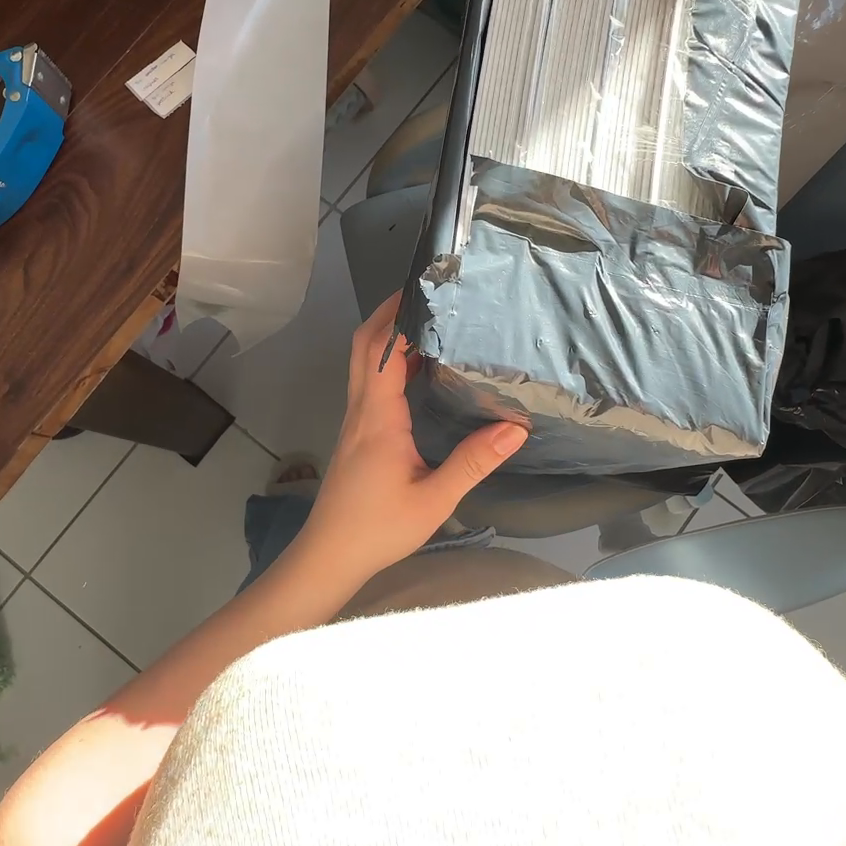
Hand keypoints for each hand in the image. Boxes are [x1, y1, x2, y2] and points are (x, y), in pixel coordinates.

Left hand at [288, 293, 526, 579]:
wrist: (330, 556)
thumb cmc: (378, 528)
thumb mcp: (435, 499)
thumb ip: (474, 462)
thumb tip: (516, 428)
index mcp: (378, 417)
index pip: (381, 349)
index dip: (398, 314)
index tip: (425, 289)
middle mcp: (360, 411)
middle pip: (364, 347)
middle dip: (388, 315)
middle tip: (424, 295)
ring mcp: (353, 423)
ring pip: (362, 366)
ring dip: (387, 340)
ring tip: (427, 325)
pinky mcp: (355, 437)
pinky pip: (367, 386)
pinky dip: (386, 366)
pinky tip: (415, 375)